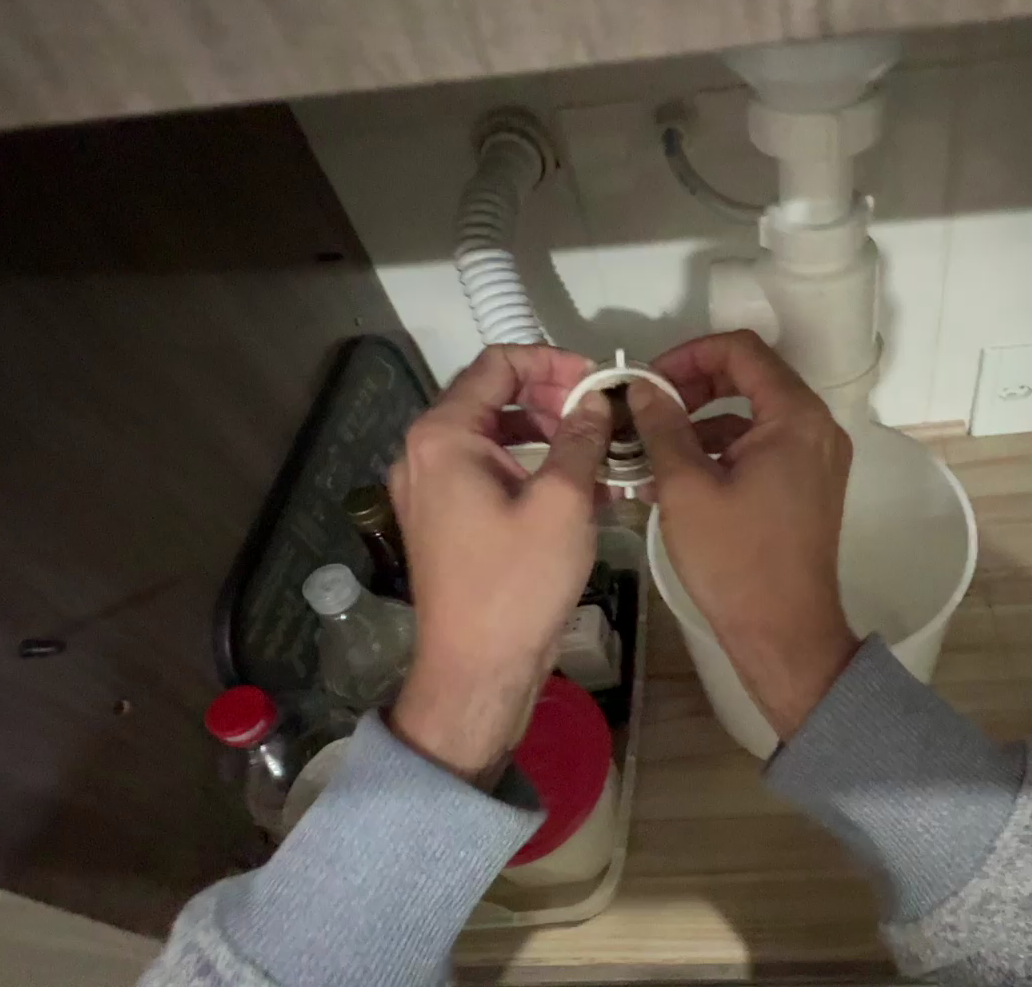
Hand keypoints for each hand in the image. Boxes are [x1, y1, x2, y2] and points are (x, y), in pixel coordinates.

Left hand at [386, 344, 611, 782]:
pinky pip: (492, 472)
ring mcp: (432, 488)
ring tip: (601, 450)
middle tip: (605, 416)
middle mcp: (426, 453)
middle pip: (494, 397)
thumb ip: (581, 439)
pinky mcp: (447, 519)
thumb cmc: (518, 581)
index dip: (553, 361)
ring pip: (497, 436)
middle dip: (554, 398)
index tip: (599, 380)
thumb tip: (597, 401)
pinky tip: (582, 486)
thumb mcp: (563, 501)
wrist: (478, 669)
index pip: (498, 365)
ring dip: (549, 434)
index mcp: (444, 436)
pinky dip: (533, 468)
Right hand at [629, 330, 858, 740]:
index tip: (648, 381)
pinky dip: (723, 449)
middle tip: (648, 410)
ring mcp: (817, 457)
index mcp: (796, 417)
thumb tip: (642, 388)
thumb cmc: (735, 560)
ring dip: (703, 421)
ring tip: (653, 446)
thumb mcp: (686, 487)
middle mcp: (817, 427)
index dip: (688, 354)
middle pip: (750, 377)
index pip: (742, 351)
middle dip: (693, 386)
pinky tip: (680, 473)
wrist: (785, 634)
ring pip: (754, 414)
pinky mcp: (809, 484)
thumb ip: (663, 426)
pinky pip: (764, 446)